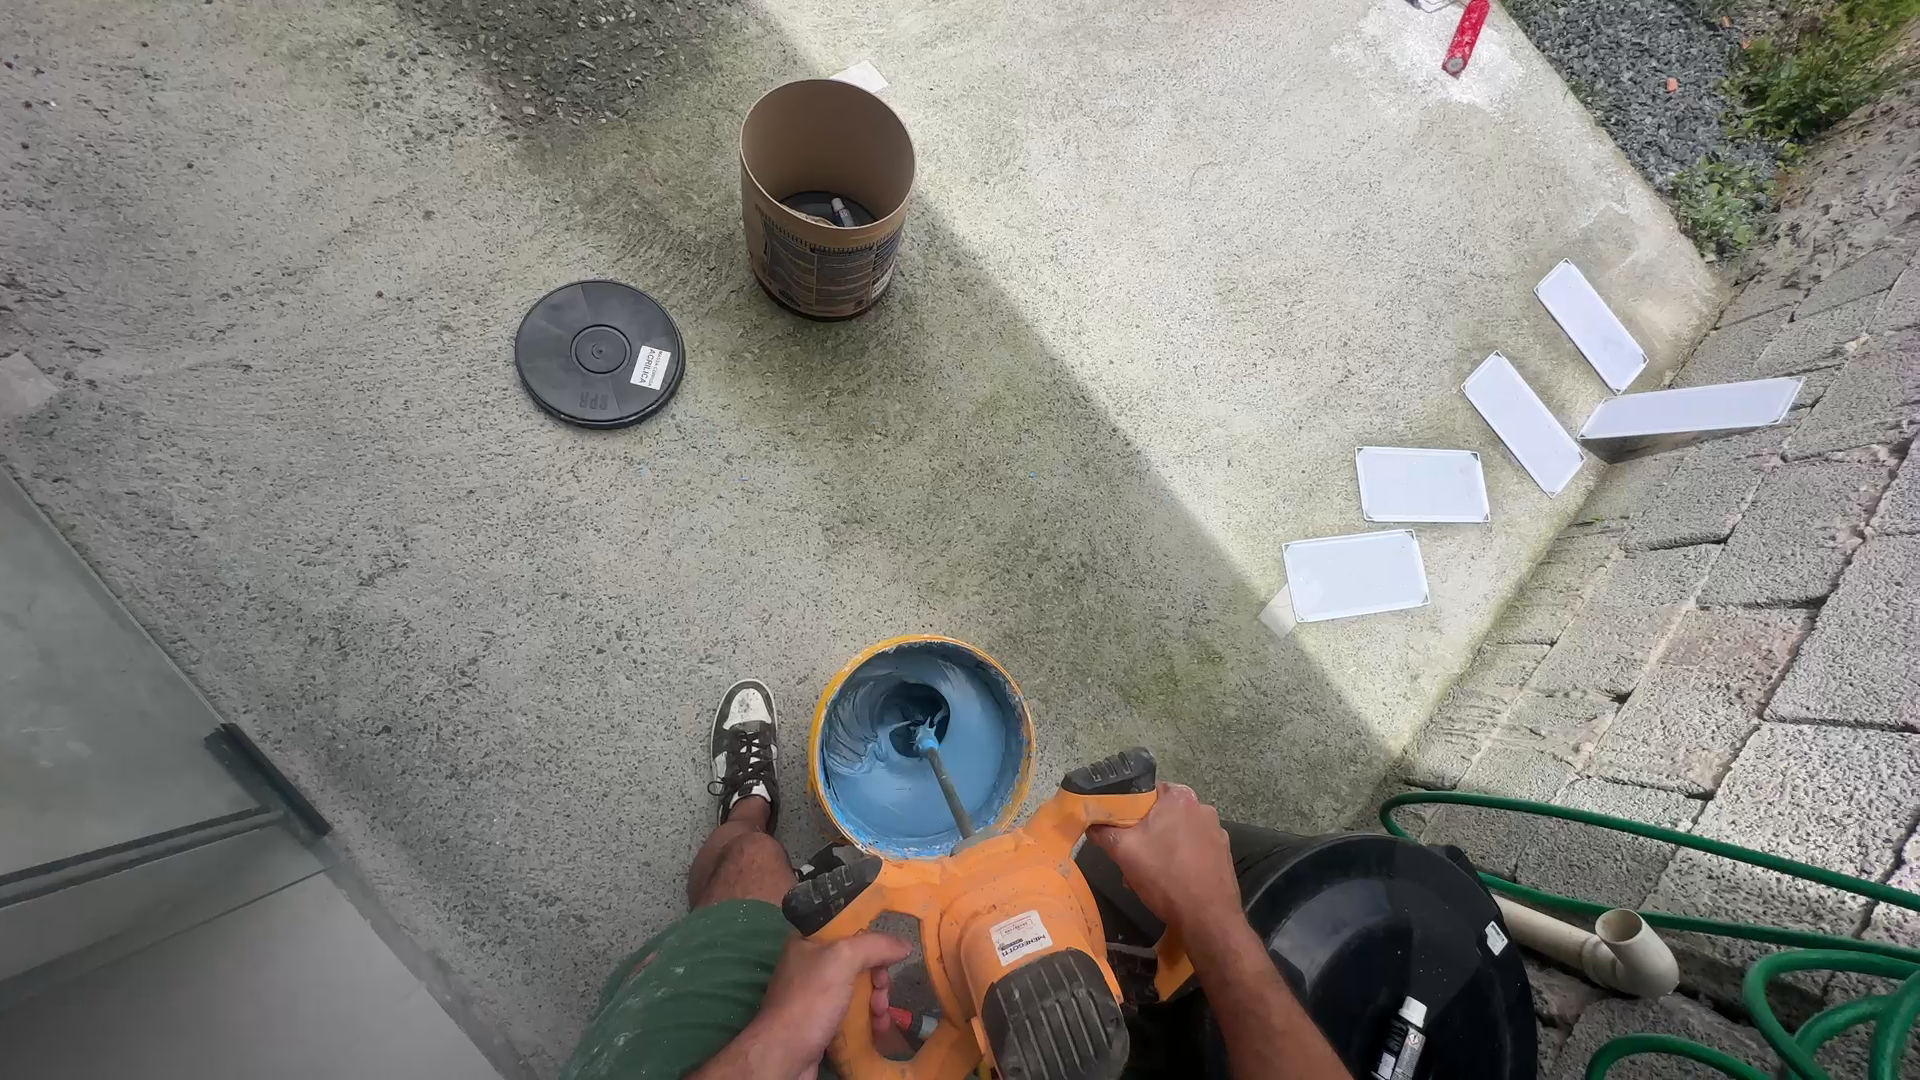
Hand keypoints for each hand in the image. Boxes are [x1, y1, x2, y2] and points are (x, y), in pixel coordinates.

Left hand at [736, 931, 913, 1078]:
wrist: (783, 1057)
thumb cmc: (810, 999)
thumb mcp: (844, 960)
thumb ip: (876, 945)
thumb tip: (905, 945)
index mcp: (808, 940)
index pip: (849, 928)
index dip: (872, 940)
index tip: (888, 956)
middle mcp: (810, 964)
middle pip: (858, 961)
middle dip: (878, 977)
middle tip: (883, 991)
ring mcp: (815, 995)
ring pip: (857, 989)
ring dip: (877, 1001)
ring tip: (881, 1016)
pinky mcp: (821, 1022)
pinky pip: (852, 1012)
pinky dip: (868, 1018)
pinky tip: (878, 1028)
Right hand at [1087, 782, 1241, 933]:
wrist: (1208, 921)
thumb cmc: (1165, 877)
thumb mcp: (1123, 851)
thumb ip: (1102, 831)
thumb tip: (1090, 824)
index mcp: (1179, 796)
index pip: (1144, 790)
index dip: (1126, 808)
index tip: (1117, 827)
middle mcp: (1202, 807)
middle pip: (1160, 813)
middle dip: (1143, 833)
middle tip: (1130, 854)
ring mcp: (1216, 831)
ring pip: (1176, 833)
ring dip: (1160, 848)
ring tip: (1147, 874)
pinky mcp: (1223, 854)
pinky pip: (1192, 849)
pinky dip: (1179, 860)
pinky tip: (1169, 882)